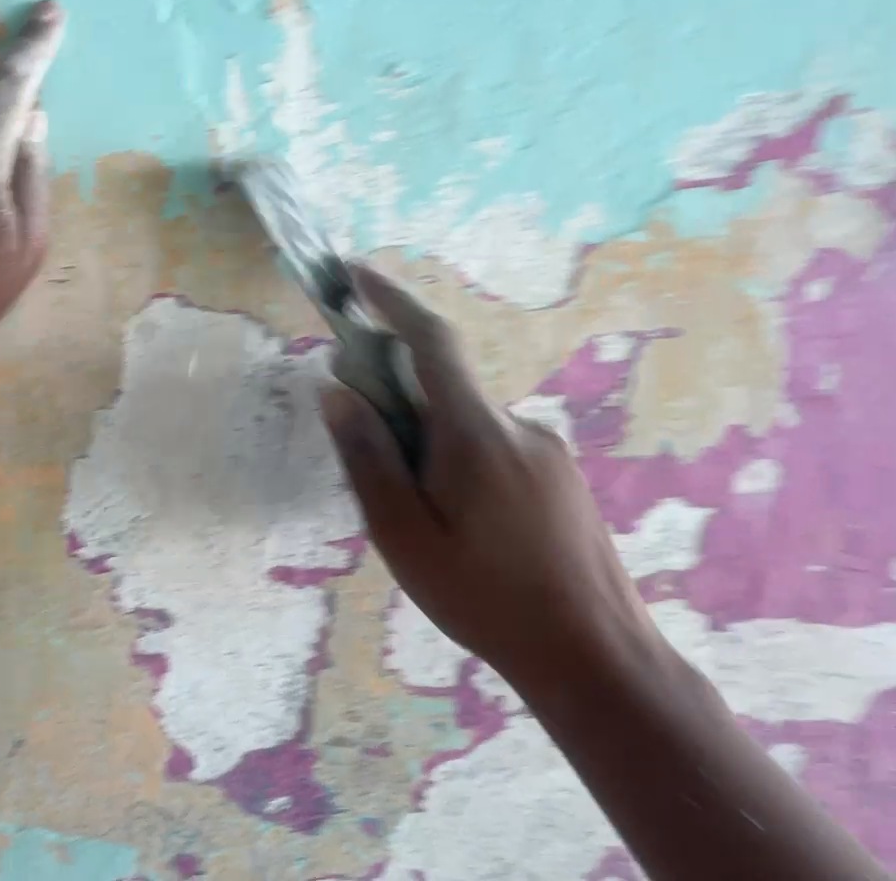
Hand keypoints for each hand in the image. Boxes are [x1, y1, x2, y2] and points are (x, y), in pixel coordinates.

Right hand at [320, 264, 658, 687]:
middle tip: (371, 471)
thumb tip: (337, 390)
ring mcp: (547, 453)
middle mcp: (519, 428)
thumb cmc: (482, 596)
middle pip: (441, 390)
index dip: (392, 301)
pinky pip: (490, 449)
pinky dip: (454, 463)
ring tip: (417, 519)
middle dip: (394, 404)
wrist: (596, 658)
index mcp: (476, 435)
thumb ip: (367, 456)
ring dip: (425, 445)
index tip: (354, 275)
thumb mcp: (401, 531)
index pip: (432, 343)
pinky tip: (454, 527)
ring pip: (464, 426)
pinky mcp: (560, 479)